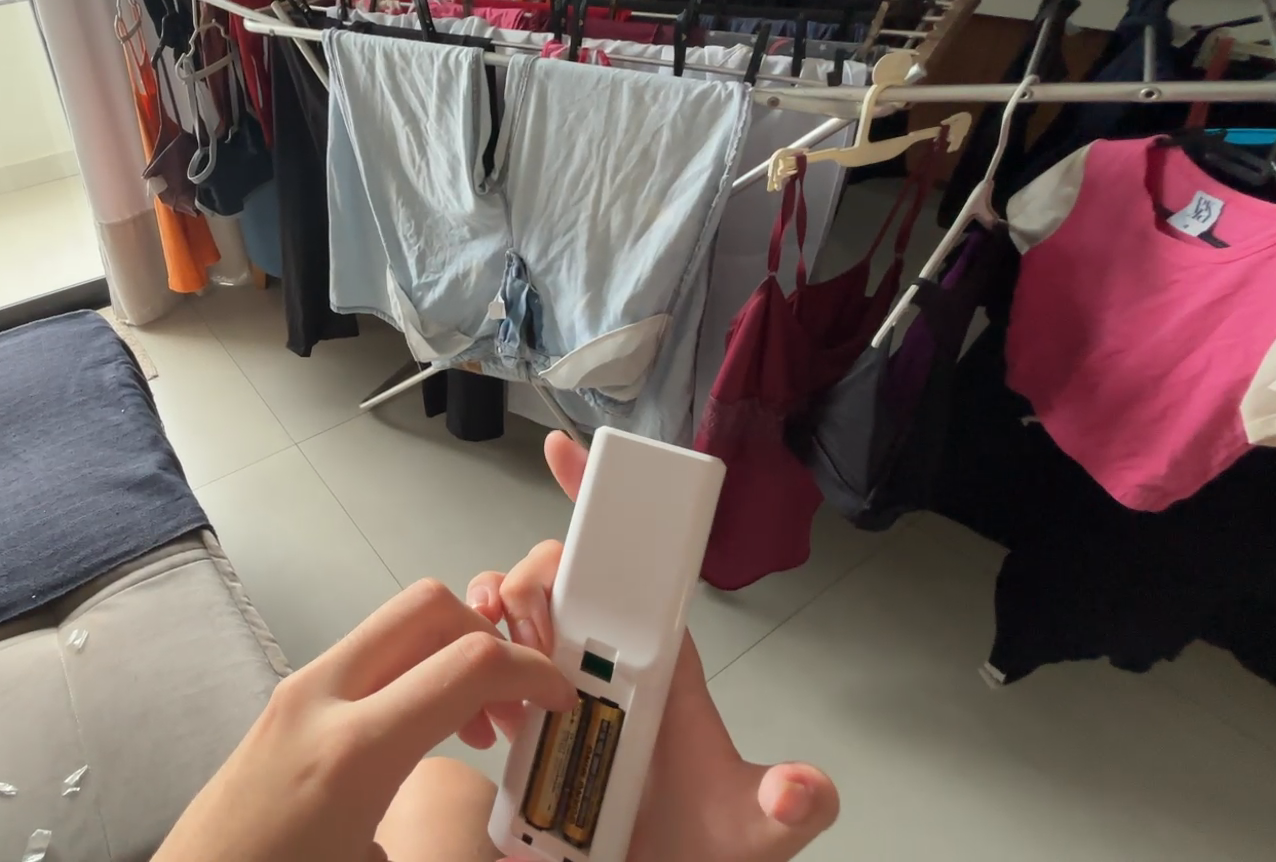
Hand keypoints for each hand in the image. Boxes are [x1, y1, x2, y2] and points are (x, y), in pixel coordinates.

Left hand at [154, 577, 575, 861]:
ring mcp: (300, 688)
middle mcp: (321, 698)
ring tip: (477, 723)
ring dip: (451, 652)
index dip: (529, 672)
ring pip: (396, 621)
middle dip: (487, 635)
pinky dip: (416, 668)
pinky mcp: (290, 696)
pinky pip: (370, 652)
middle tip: (513, 698)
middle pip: (426, 605)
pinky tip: (426, 728)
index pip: (466, 664)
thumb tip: (506, 837)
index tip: (555, 697)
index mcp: (352, 753)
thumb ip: (452, 835)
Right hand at [466, 431, 839, 861]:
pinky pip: (485, 648)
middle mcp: (604, 650)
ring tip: (495, 650)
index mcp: (655, 652)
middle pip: (558, 571)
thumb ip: (782, 807)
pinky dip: (471, 648)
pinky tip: (475, 684)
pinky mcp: (524, 701)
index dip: (596, 500)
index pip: (629, 561)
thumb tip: (804, 784)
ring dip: (494, 607)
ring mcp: (560, 673)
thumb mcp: (748, 831)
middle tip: (527, 625)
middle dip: (533, 575)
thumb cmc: (693, 847)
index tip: (562, 452)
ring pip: (514, 602)